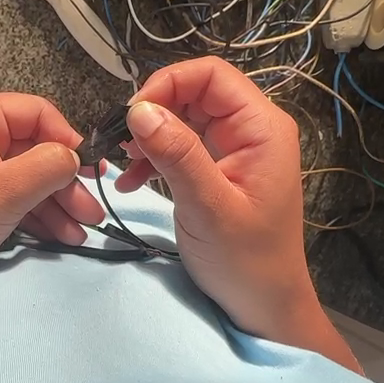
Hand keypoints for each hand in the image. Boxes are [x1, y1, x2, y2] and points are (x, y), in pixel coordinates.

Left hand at [0, 92, 105, 289]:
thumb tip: (76, 157)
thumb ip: (47, 167)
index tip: (93, 172)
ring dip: (55, 203)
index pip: (37, 113)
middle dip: (65, 183)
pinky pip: (10, 193)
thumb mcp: (3, 193)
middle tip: (93, 214)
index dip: (68, 141)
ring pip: (26, 175)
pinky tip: (62, 235)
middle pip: (34, 147)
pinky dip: (34, 213)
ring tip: (83, 232)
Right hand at [116, 58, 353, 366]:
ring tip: (122, 166)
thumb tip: (139, 109)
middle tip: (119, 145)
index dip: (167, 84)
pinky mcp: (218, 172)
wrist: (263, 307)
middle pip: (194, 94)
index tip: (131, 115)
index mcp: (260, 129)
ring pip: (183, 121)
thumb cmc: (246, 261)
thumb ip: (176, 154)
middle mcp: (250, 131)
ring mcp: (234, 152)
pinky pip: (181, 149)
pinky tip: (131, 182)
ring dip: (149, 138)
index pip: (210, 76)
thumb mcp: (207, 207)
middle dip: (154, 113)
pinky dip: (153, 160)